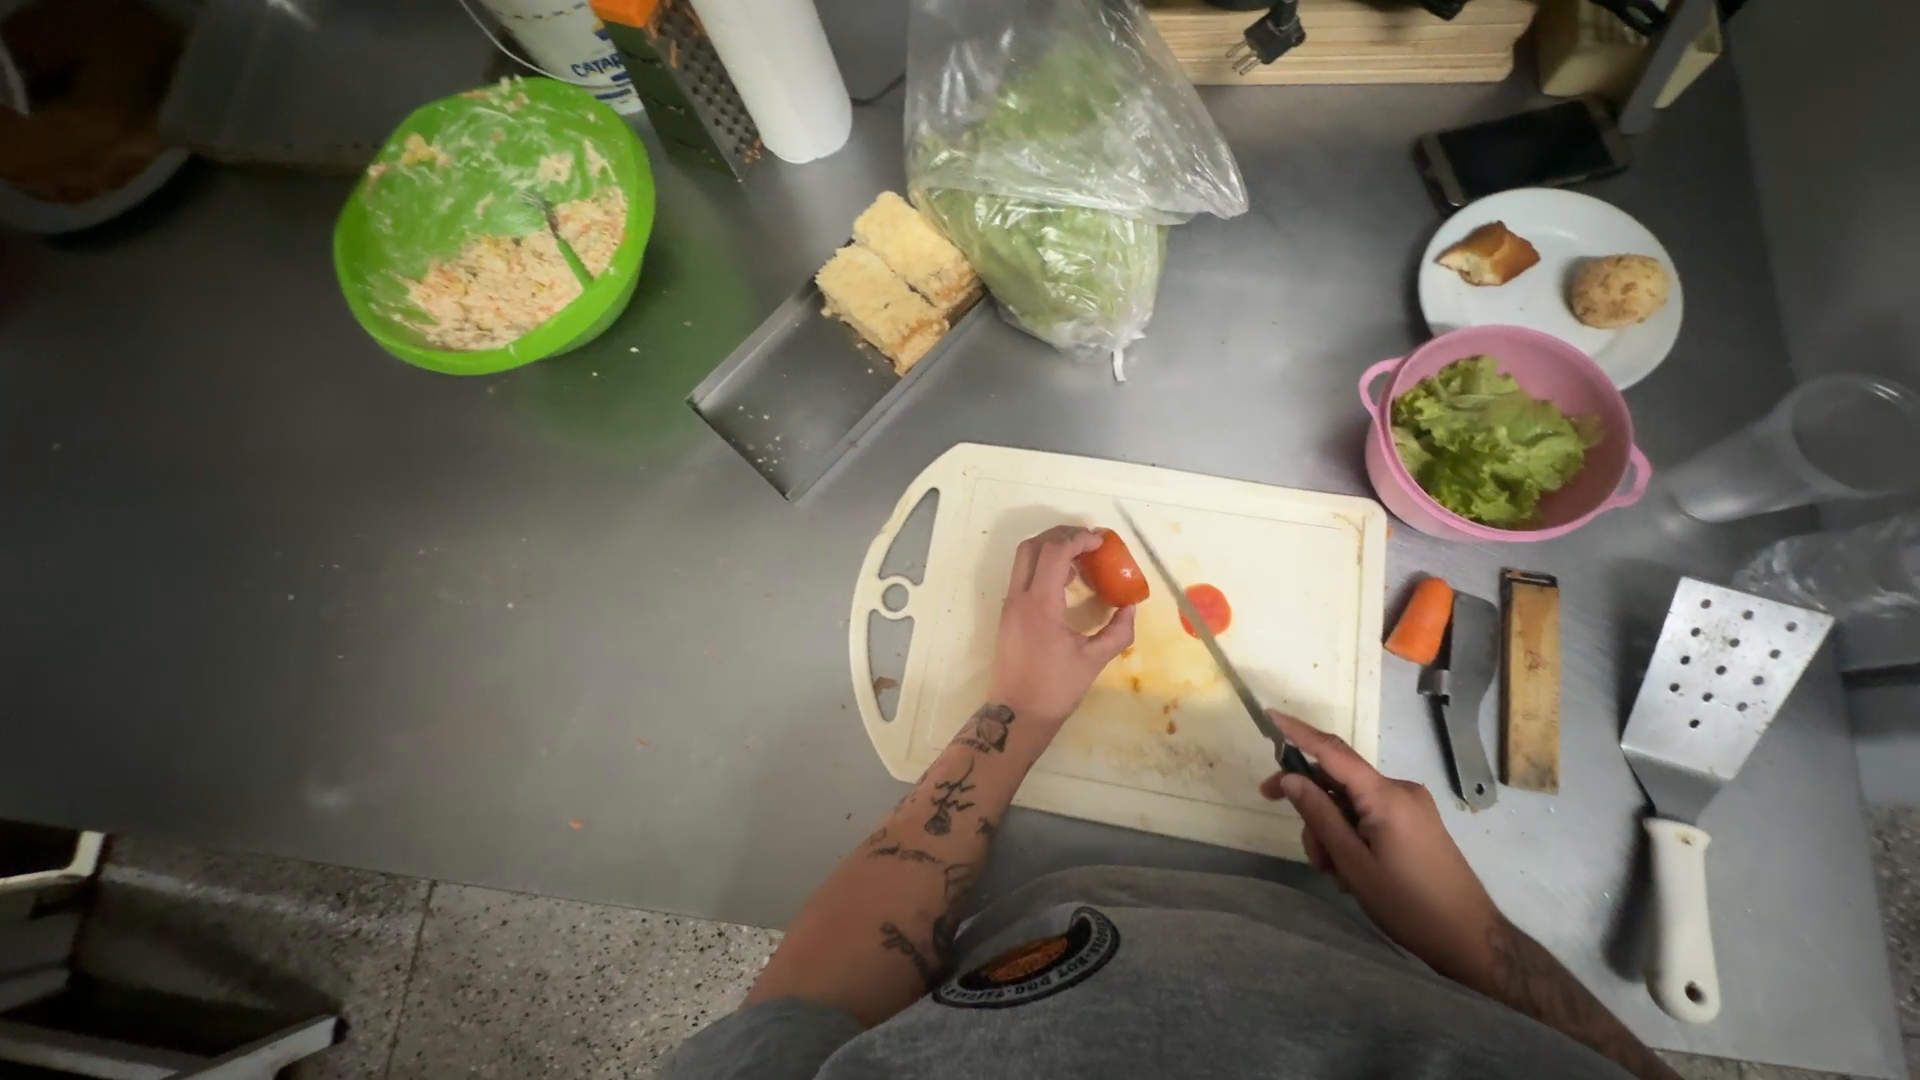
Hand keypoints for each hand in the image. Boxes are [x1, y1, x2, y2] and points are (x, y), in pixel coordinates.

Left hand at [987, 527, 1135, 729]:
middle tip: (1087, 541)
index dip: (1078, 539)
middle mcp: (1019, 598)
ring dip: (1049, 550)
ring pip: (1022, 560)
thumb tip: (1131, 608)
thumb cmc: (1056, 688)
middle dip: (1059, 535)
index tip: (1100, 542)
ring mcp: (1009, 606)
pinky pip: (1022, 578)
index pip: (1054, 552)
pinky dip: (1041, 568)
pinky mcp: (1008, 615)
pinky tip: (1065, 584)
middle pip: (1031, 546)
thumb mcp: (1094, 660)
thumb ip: (1118, 631)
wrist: (1017, 713)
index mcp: (1040, 604)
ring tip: (1079, 561)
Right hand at [1259, 710, 1502, 985]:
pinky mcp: (1416, 822)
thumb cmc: (1410, 905)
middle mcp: (1400, 790)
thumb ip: (1319, 816)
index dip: (1298, 733)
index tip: (1270, 717)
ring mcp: (1411, 806)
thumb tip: (1289, 778)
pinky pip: (1369, 813)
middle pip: (1337, 782)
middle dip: (1313, 810)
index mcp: (1386, 796)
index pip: (1333, 752)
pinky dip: (1351, 833)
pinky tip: (1351, 868)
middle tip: (1307, 851)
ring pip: (1350, 801)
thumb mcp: (1353, 864)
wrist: (1473, 942)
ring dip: (1332, 830)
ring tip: (1335, 873)